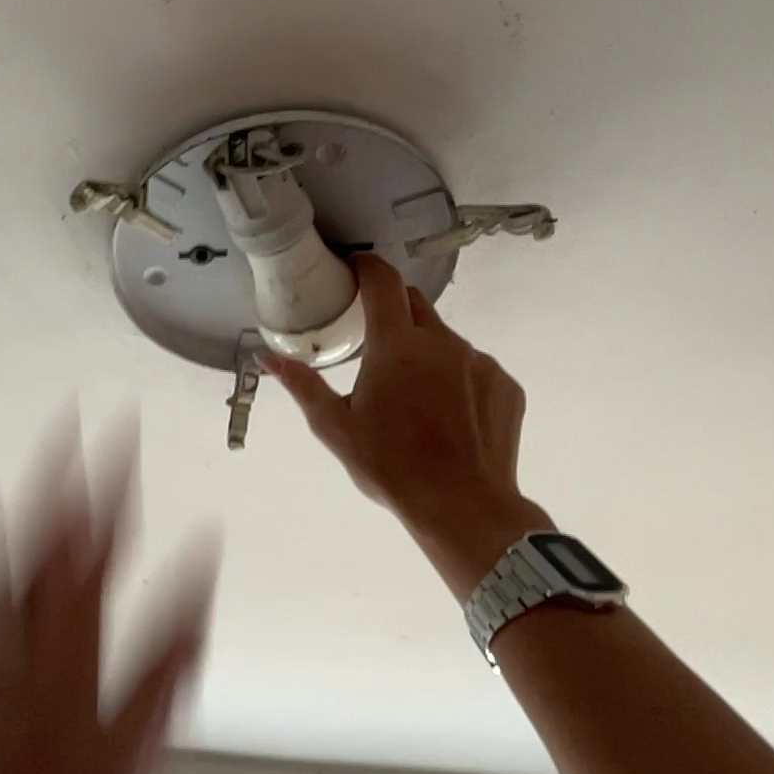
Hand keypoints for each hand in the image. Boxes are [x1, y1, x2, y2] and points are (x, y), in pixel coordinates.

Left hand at [0, 421, 217, 773]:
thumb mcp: (137, 750)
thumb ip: (168, 661)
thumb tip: (195, 581)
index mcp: (74, 657)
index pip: (102, 548)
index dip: (116, 483)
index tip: (128, 434)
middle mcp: (21, 643)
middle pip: (51, 538)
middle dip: (72, 467)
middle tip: (85, 415)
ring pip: (8, 552)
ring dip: (30, 491)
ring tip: (49, 440)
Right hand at [263, 254, 552, 593]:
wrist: (463, 506)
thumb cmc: (389, 466)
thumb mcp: (334, 427)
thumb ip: (303, 385)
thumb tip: (268, 359)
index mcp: (396, 345)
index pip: (382, 282)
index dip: (367, 266)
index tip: (355, 267)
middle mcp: (442, 342)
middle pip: (414, 304)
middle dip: (392, 310)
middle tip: (373, 339)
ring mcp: (480, 362)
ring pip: (444, 340)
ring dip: (424, 351)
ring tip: (412, 396)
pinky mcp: (506, 386)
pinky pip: (473, 367)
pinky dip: (455, 378)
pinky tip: (445, 415)